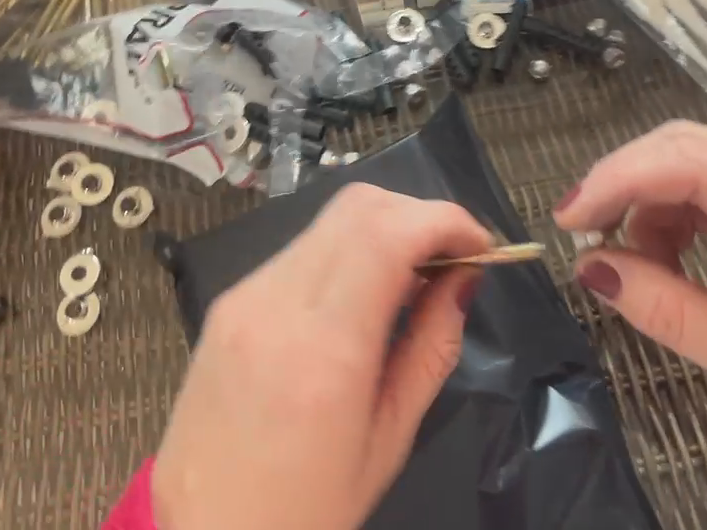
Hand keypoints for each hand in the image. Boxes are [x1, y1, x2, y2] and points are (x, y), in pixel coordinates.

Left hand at [153, 184, 493, 529]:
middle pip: (358, 207)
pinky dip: (347, 250)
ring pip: (329, 220)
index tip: (478, 243)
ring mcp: (243, 296)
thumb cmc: (306, 509)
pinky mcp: (228, 299)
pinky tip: (363, 292)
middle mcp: (275, 305)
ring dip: (384, 228)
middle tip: (452, 256)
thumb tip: (463, 277)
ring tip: (412, 276)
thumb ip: (432, 345)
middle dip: (419, 215)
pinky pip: (301, 249)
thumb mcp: (390, 438)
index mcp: (322, 351)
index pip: (387, 233)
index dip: (444, 219)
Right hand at [552, 121, 706, 507]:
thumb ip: (667, 310)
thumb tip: (589, 268)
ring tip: (630, 261)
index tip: (569, 217)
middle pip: (692, 145)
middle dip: (625, 181)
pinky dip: (674, 210)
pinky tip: (665, 254)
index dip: (622, 177)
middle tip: (581, 232)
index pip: (698, 163)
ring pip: (698, 157)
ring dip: (648, 199)